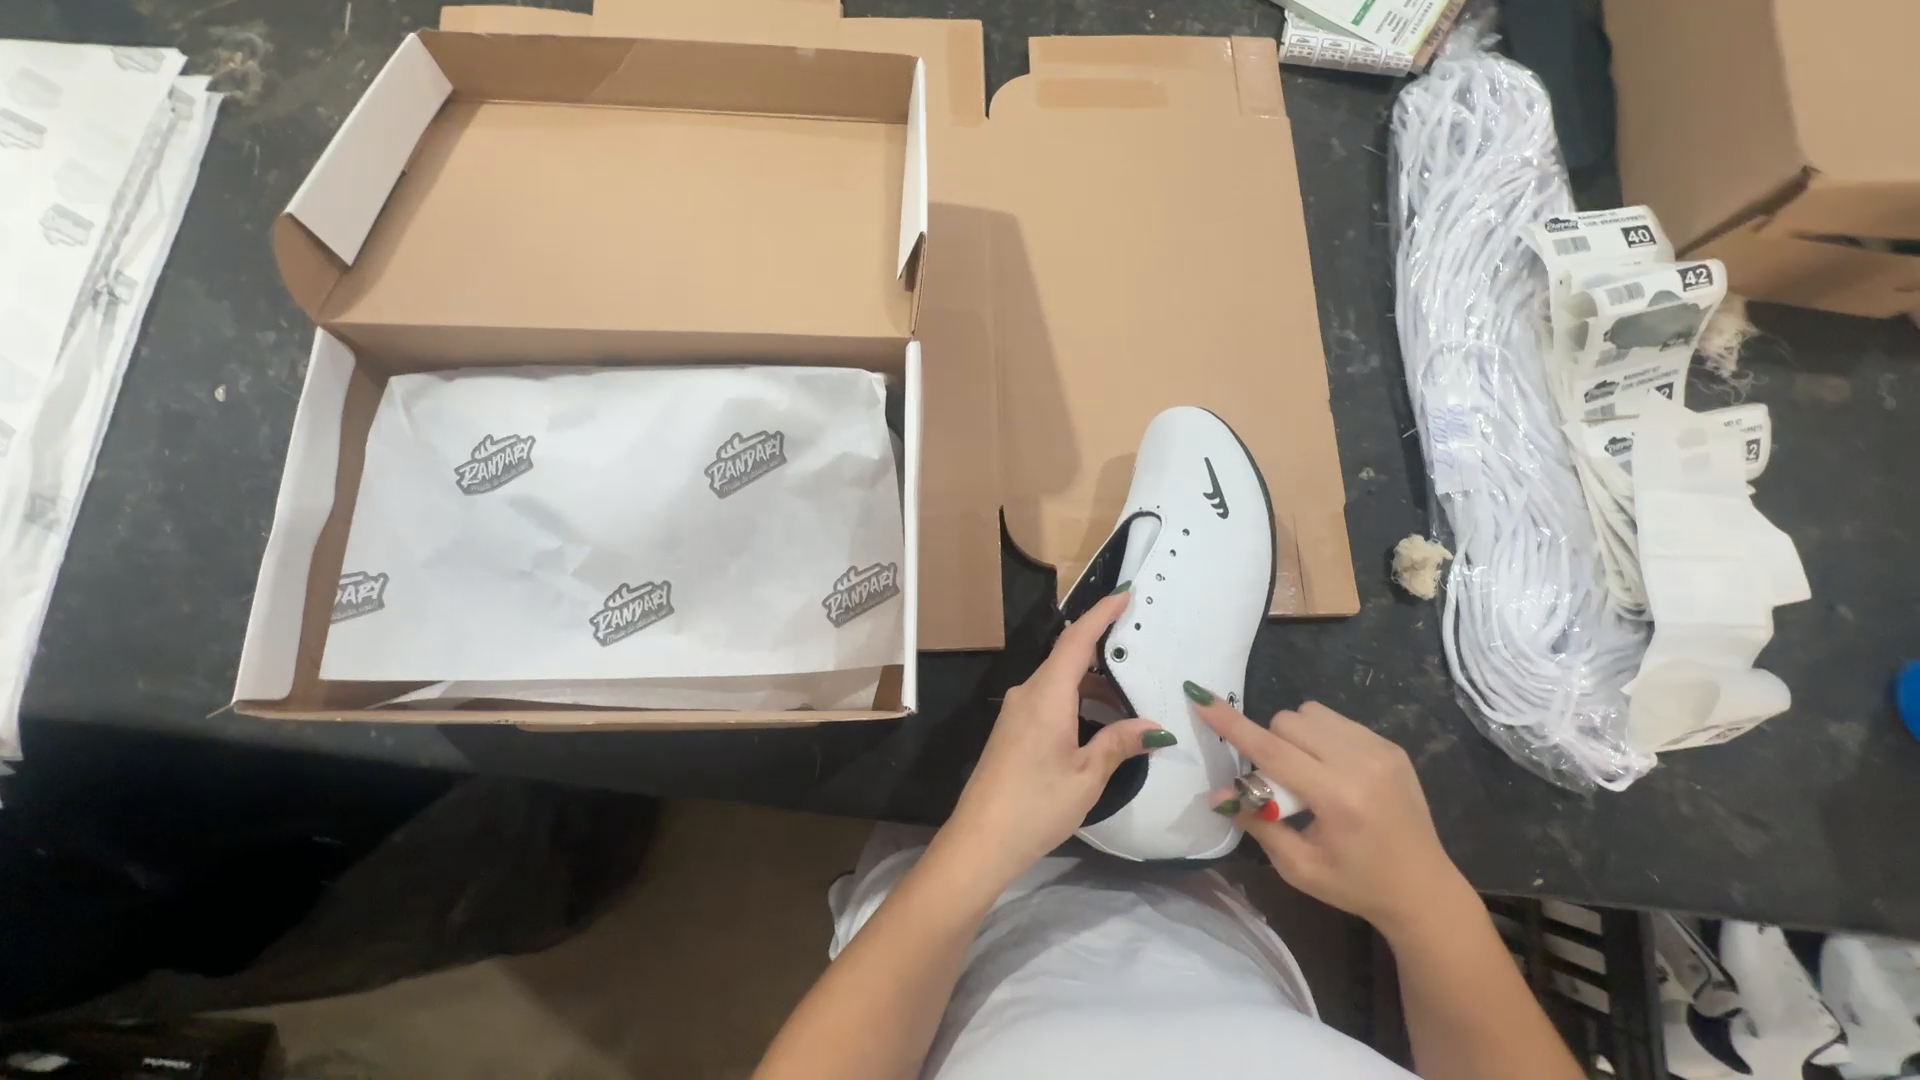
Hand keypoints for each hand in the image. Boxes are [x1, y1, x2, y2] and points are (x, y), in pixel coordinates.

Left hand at [938, 590, 1172, 887]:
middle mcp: (1028, 694)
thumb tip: (1153, 728)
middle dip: (1105, 653)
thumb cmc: (1036, 804)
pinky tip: (1101, 725)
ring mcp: (1016, 712)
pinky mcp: (1012, 731)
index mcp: (1047, 695)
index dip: (1101, 613)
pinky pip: (1050, 701)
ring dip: (1094, 687)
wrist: (979, 841)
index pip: (1076, 640)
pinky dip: (1078, 703)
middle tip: (1143, 653)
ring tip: (1132, 699)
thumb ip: (1119, 744)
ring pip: (1060, 683)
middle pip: (1069, 659)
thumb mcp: (1087, 776)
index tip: (1125, 592)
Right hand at [1191, 696, 1475, 939]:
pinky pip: (1336, 720)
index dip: (1233, 725)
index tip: (1201, 699)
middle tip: (1282, 784)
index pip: (1272, 750)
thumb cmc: (1355, 884)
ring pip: (1311, 713)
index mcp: (1337, 798)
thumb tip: (1216, 793)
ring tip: (1307, 773)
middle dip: (1271, 743)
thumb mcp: (1298, 866)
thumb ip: (1257, 821)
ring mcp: (1381, 750)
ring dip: (1294, 735)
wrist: (1424, 890)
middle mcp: (1361, 764)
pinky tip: (1332, 771)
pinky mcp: (1391, 746)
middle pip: (1288, 722)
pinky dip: (1320, 737)